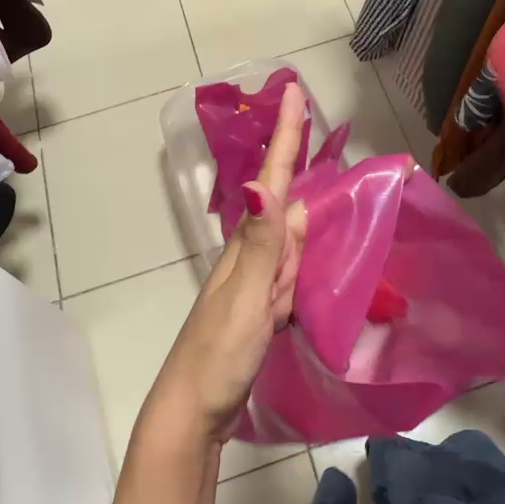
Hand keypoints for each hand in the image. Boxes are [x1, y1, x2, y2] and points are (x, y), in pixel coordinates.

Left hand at [144, 83, 309, 444]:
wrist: (194, 411)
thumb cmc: (219, 354)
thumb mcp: (246, 298)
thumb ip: (261, 244)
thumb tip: (265, 184)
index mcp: (247, 245)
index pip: (273, 179)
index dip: (285, 137)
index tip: (292, 92)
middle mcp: (251, 254)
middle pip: (283, 202)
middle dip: (294, 163)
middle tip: (303, 119)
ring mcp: (255, 280)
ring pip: (287, 235)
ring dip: (300, 208)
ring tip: (310, 176)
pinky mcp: (263, 305)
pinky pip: (289, 267)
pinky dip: (301, 253)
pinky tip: (309, 249)